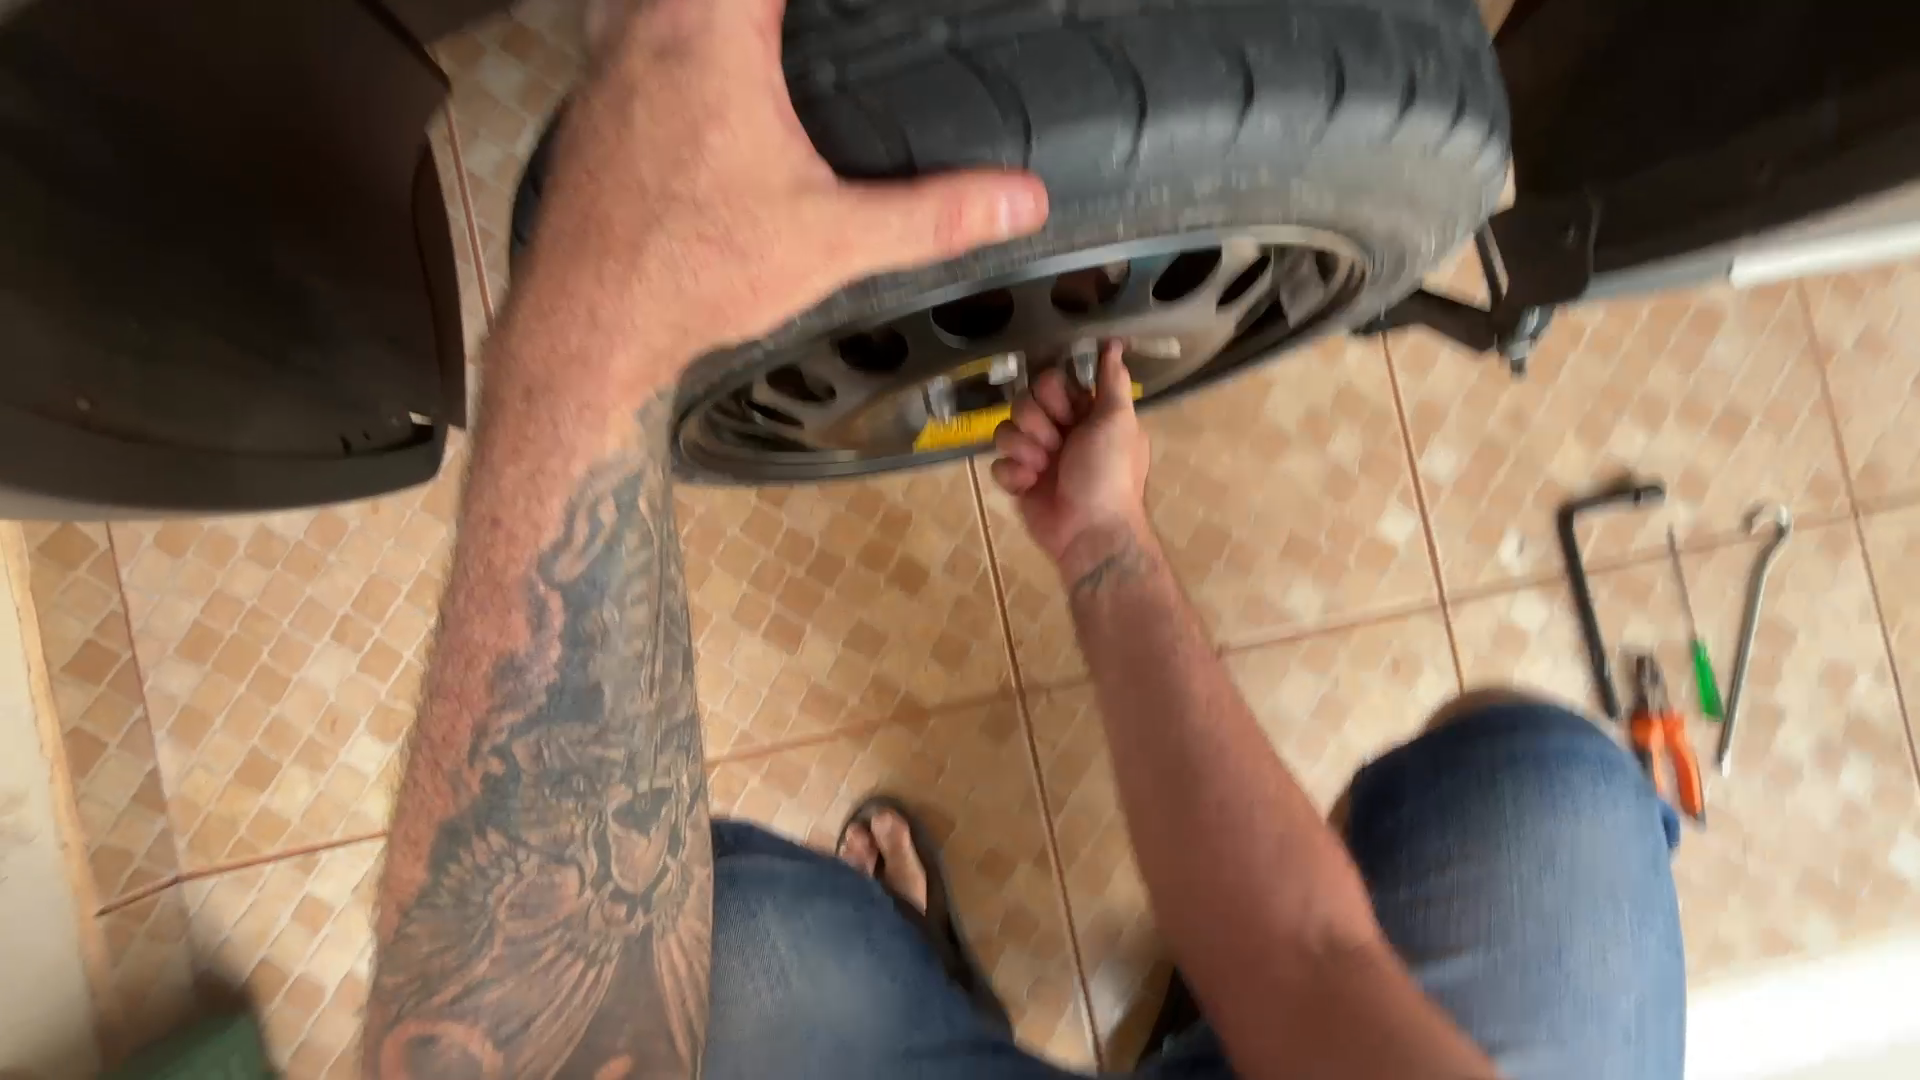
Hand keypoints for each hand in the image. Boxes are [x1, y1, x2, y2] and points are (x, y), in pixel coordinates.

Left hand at [521, 0, 1048, 361]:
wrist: (594, 319)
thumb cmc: (693, 272)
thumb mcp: (834, 241)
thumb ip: (932, 215)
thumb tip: (1017, 200)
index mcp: (714, 28)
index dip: (836, 1)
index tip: (861, 16)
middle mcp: (649, 19)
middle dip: (777, 10)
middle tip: (817, 31)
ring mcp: (610, 53)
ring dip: (722, 10)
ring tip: (773, 34)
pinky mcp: (596, 94)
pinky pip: (634, 19)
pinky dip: (674, 21)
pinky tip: (707, 62)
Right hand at [990, 342, 1151, 577]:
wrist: (1090, 531)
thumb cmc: (1109, 473)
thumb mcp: (1118, 421)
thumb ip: (1112, 382)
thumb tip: (1115, 343)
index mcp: (1084, 414)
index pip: (1050, 381)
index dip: (1053, 396)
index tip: (1069, 414)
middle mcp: (1059, 431)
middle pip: (1023, 403)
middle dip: (1036, 425)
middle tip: (1056, 446)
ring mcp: (1036, 457)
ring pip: (1005, 431)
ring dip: (1023, 450)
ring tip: (1042, 469)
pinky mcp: (1018, 482)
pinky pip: (997, 464)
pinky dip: (1012, 475)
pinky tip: (1029, 486)